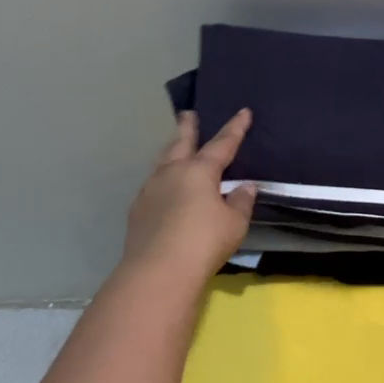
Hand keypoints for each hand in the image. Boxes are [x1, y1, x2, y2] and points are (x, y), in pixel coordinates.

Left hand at [123, 110, 256, 277]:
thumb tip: (245, 186)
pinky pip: (152, 185)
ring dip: (170, 150)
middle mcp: (172, 173)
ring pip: (162, 162)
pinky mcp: (138, 210)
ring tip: (175, 147)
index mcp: (200, 171)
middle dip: (187, 127)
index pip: (222, 144)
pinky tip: (163, 187)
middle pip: (181, 143)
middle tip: (188, 113)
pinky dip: (161, 179)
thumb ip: (241, 202)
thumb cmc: (204, 242)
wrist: (158, 271)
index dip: (235, 128)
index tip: (243, 112)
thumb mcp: (234, 223)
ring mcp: (151, 190)